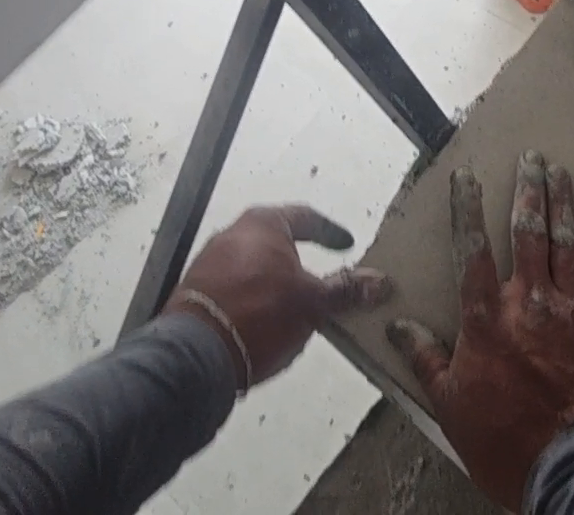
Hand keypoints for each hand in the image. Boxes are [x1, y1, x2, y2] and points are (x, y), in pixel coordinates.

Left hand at [166, 205, 392, 388]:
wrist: (195, 357)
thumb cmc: (261, 315)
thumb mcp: (312, 304)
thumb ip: (345, 290)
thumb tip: (379, 282)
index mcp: (264, 223)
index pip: (306, 217)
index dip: (330, 232)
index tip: (346, 244)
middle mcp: (233, 232)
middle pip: (277, 238)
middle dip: (299, 255)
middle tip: (320, 271)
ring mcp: (209, 260)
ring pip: (253, 262)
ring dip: (275, 277)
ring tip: (293, 301)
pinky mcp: (194, 290)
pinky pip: (234, 283)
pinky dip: (254, 294)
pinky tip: (264, 317)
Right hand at [386, 151, 573, 510]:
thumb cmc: (506, 440)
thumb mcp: (451, 404)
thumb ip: (425, 358)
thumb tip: (395, 326)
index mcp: (488, 317)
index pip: (471, 249)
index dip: (466, 209)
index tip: (466, 176)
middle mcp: (529, 299)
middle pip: (526, 231)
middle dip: (527, 190)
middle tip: (531, 157)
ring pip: (567, 240)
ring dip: (564, 201)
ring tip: (561, 170)